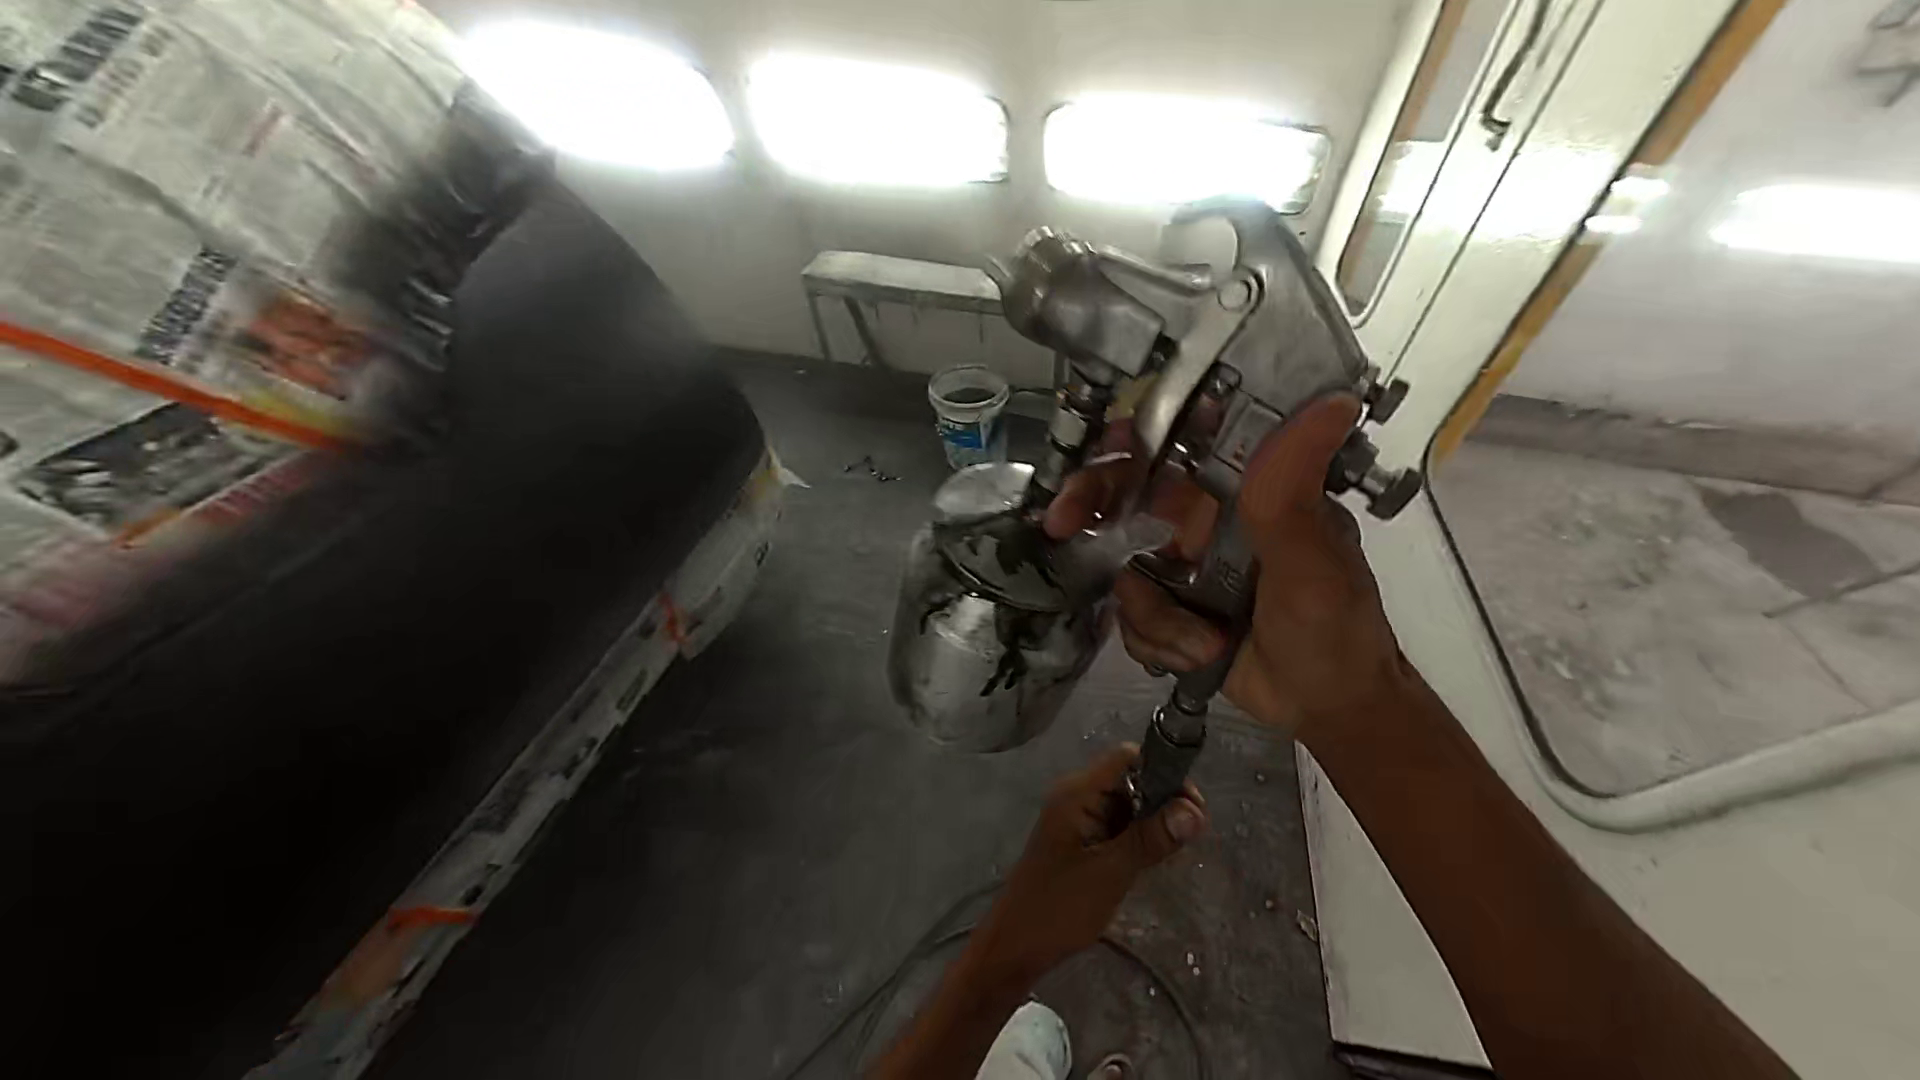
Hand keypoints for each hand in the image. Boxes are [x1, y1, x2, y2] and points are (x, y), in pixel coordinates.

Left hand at [970, 744, 1207, 984]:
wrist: (1016, 945)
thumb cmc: (1059, 906)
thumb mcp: (1110, 872)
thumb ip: (1151, 838)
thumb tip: (1195, 810)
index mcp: (1077, 792)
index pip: (1126, 758)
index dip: (1162, 771)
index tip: (1193, 805)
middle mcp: (1077, 796)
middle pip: (1130, 779)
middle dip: (1163, 798)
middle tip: (1194, 831)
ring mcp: (1078, 818)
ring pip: (1126, 803)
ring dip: (1153, 819)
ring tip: (1180, 846)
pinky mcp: (1082, 840)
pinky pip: (1118, 824)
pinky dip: (1139, 835)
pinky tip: (1157, 855)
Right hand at [1044, 396, 1406, 738]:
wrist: (1324, 706)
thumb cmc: (1332, 628)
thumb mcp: (1310, 559)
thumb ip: (1290, 492)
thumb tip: (1330, 405)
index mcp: (1235, 495)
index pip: (1170, 448)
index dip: (1125, 443)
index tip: (1095, 451)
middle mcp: (1198, 524)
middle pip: (1121, 500)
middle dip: (1088, 510)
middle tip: (1063, 527)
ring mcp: (1176, 570)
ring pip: (1120, 573)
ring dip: (1152, 615)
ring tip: (1204, 644)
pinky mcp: (1165, 612)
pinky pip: (1127, 618)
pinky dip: (1156, 643)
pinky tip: (1197, 657)